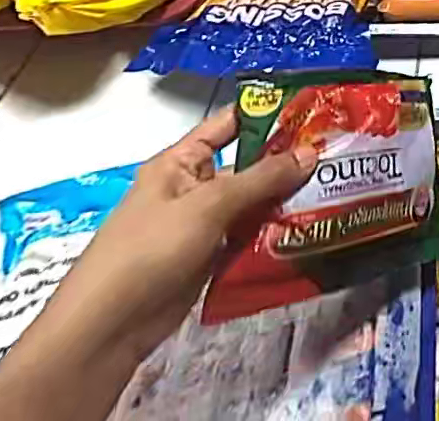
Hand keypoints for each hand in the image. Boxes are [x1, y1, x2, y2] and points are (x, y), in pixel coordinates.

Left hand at [34, 111, 316, 359]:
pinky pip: (249, 232)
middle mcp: (193, 186)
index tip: (311, 107)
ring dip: (285, 196)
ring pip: (252, 199)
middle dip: (287, 158)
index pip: (229, 123)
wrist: (105, 331)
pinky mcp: (211, 254)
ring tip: (331, 186)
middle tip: (334, 151)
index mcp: (181, 162)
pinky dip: (274, 228)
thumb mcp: (209, 205)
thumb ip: (262, 178)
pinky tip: (307, 223)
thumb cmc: (149, 250)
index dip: (267, 112)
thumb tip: (310, 153)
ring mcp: (202, 222)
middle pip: (247, 163)